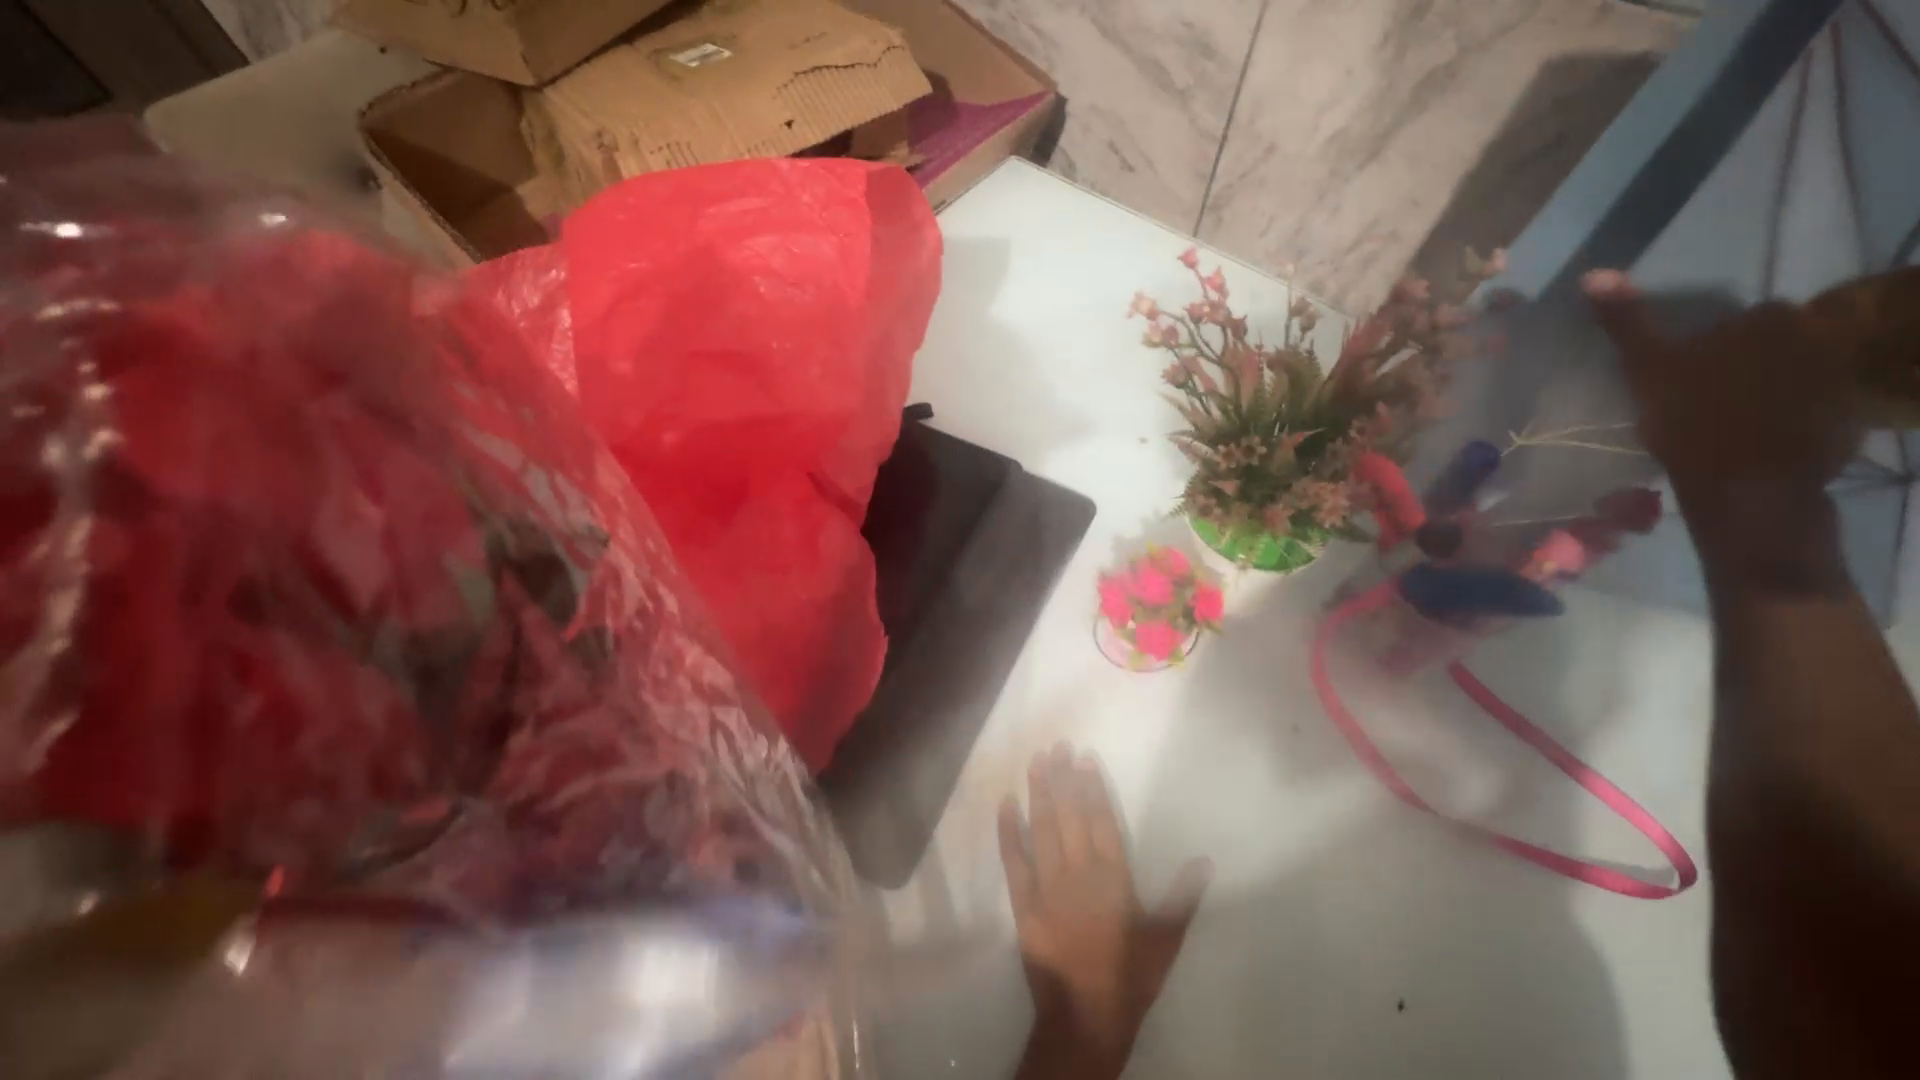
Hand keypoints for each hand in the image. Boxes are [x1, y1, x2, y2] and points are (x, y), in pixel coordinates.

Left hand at [999, 744, 1210, 1077]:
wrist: (1086, 1017)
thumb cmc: (1130, 978)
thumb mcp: (1165, 939)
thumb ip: (1182, 897)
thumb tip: (1204, 860)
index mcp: (1115, 879)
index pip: (1102, 822)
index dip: (1093, 788)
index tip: (1085, 758)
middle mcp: (1080, 873)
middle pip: (1070, 817)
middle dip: (1063, 780)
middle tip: (1057, 745)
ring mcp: (1049, 886)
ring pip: (1042, 829)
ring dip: (1038, 793)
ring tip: (1035, 761)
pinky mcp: (1024, 904)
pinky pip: (1014, 860)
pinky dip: (1009, 831)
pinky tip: (1005, 804)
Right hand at [1583, 270, 1856, 590]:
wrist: (1744, 488)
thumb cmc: (1690, 421)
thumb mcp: (1645, 368)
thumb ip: (1625, 322)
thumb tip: (1594, 272)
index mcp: (1770, 320)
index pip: (1740, 322)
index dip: (1711, 348)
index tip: (1687, 377)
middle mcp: (1818, 339)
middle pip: (1773, 347)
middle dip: (1747, 367)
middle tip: (1708, 401)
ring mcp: (1839, 381)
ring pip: (1793, 379)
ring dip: (1768, 395)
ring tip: (1729, 428)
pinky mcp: (1847, 422)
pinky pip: (1812, 413)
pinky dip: (1788, 424)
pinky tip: (1756, 446)